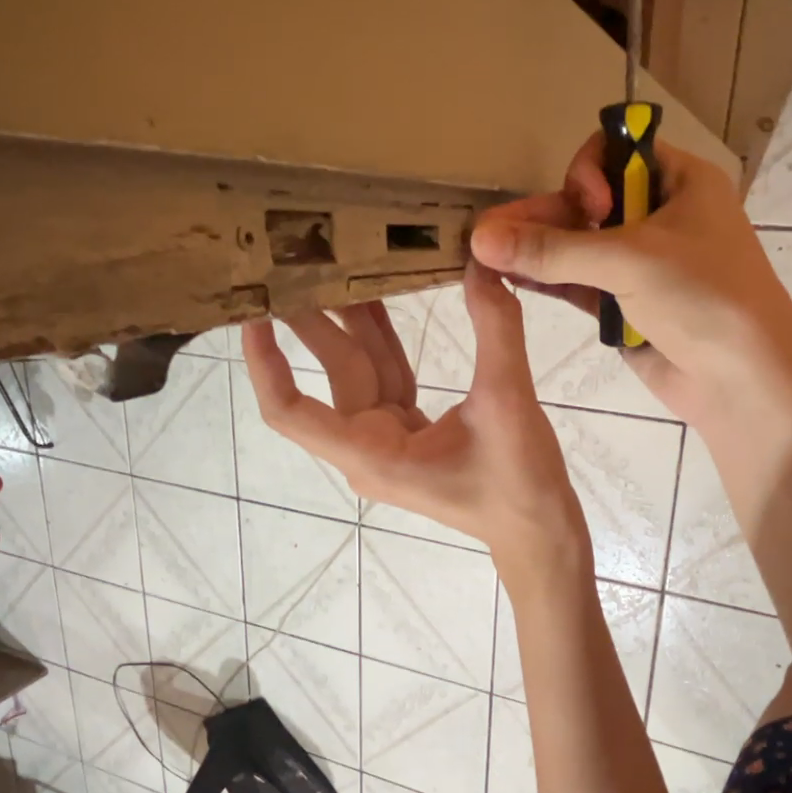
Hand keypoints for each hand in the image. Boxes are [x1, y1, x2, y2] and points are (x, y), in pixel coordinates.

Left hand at [241, 267, 589, 572]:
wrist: (539, 532)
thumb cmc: (517, 486)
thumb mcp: (507, 405)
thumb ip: (495, 331)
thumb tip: (482, 262)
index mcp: (372, 453)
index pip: (291, 411)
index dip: (265, 365)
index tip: (252, 316)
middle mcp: (369, 447)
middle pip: (330, 377)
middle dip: (313, 322)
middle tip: (295, 259)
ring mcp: (389, 439)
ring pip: (361, 372)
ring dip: (353, 323)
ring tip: (333, 261)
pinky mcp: (411, 431)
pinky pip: (388, 379)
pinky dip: (385, 341)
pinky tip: (379, 295)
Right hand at [469, 135, 791, 431]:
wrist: (743, 383)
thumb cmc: (703, 300)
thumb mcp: (630, 262)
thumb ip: (553, 250)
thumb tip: (481, 237)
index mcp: (682, 184)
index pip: (618, 152)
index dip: (587, 171)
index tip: (585, 206)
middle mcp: (660, 217)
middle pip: (587, 202)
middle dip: (542, 216)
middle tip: (490, 234)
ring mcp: (642, 265)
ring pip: (578, 246)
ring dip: (536, 250)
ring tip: (484, 257)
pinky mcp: (625, 306)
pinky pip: (578, 283)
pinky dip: (548, 280)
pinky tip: (509, 279)